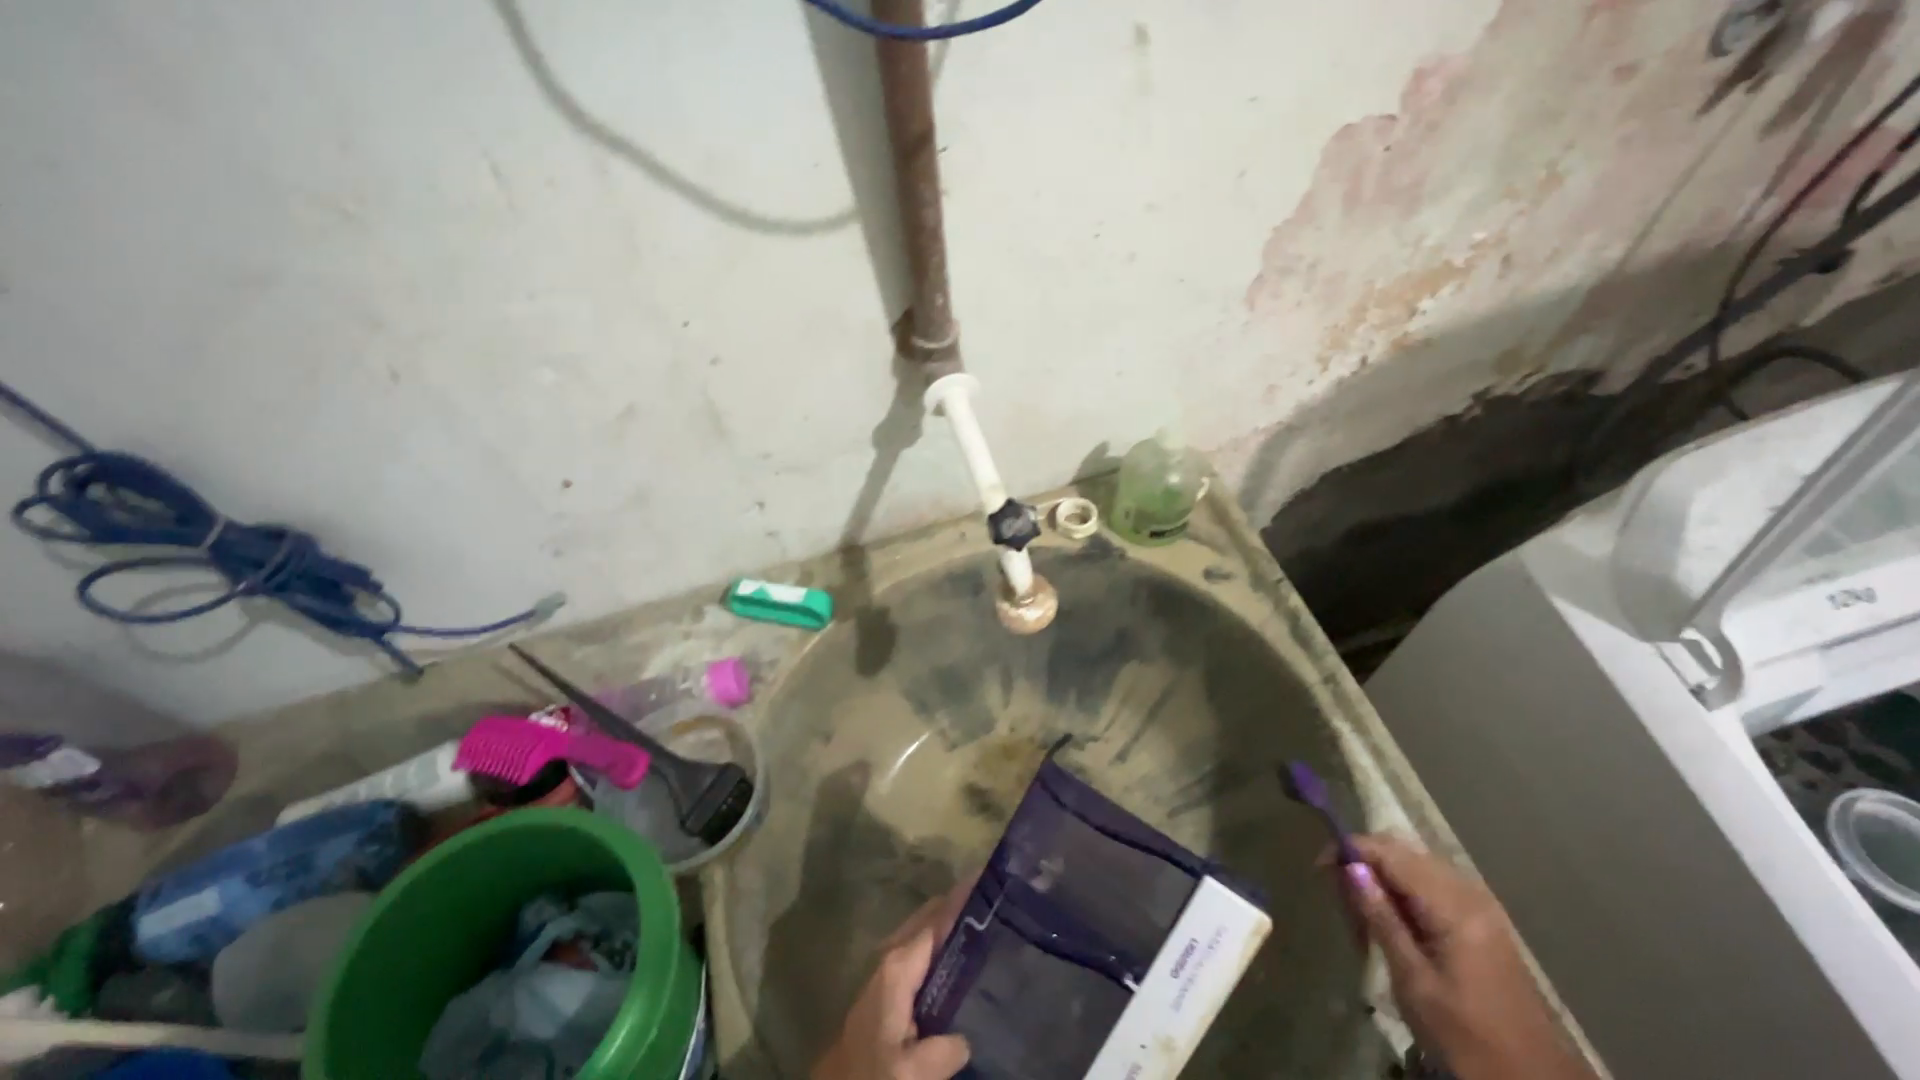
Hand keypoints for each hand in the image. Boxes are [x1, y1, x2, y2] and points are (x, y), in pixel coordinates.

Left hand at [811, 888, 972, 1079]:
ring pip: (921, 932)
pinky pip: (919, 950)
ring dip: (948, 921)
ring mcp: (887, 971)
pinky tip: (961, 957)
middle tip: (994, 900)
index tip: (988, 879)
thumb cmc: (870, 1073)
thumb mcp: (910, 1072)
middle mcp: (890, 958)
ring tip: (984, 920)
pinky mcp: (888, 988)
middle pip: (927, 918)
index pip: (936, 921)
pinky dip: (940, 941)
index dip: (962, 900)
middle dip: (956, 904)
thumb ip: (943, 1051)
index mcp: (898, 967)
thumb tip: (965, 1038)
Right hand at [1338, 835, 1597, 1079]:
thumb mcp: (1412, 980)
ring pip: (1416, 868)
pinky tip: (1394, 930)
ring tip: (1364, 924)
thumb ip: (1381, 918)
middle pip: (1403, 852)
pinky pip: (1432, 888)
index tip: (1318, 871)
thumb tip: (1349, 868)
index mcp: (1452, 905)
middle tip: (1343, 909)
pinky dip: (1405, 897)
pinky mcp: (1482, 922)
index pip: (1390, 851)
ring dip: (1383, 883)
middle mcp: (1469, 892)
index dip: (1350, 850)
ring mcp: (1479, 906)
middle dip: (1364, 867)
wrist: (1532, 1077)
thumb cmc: (1465, 1033)